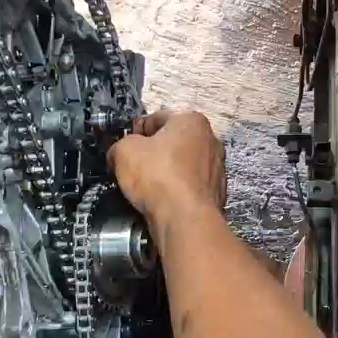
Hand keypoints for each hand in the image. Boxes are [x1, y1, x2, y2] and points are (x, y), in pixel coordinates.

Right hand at [109, 111, 225, 227]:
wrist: (186, 218)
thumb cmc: (157, 175)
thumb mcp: (124, 151)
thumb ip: (120, 146)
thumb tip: (119, 153)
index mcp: (192, 121)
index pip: (157, 119)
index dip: (136, 132)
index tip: (124, 146)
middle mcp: (211, 141)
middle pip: (173, 144)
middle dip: (153, 154)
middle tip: (133, 168)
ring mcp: (217, 169)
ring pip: (183, 167)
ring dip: (166, 174)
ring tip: (146, 188)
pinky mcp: (217, 194)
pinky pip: (190, 188)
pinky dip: (177, 193)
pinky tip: (164, 202)